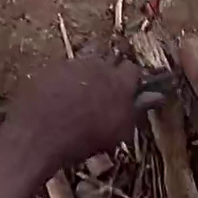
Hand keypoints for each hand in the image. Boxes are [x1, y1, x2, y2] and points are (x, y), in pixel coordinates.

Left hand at [0, 56, 143, 170]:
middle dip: (110, 72)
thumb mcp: (119, 129)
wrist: (40, 134)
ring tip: (82, 93)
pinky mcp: (51, 67)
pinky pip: (64, 68)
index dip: (131, 79)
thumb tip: (157, 95)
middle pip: (110, 60)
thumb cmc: (86, 137)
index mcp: (120, 80)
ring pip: (86, 61)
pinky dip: (66, 78)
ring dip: (88, 73)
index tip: (128, 91)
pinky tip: (60, 94)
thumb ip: (138, 109)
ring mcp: (73, 63)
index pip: (133, 69)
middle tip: (105, 92)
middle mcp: (99, 64)